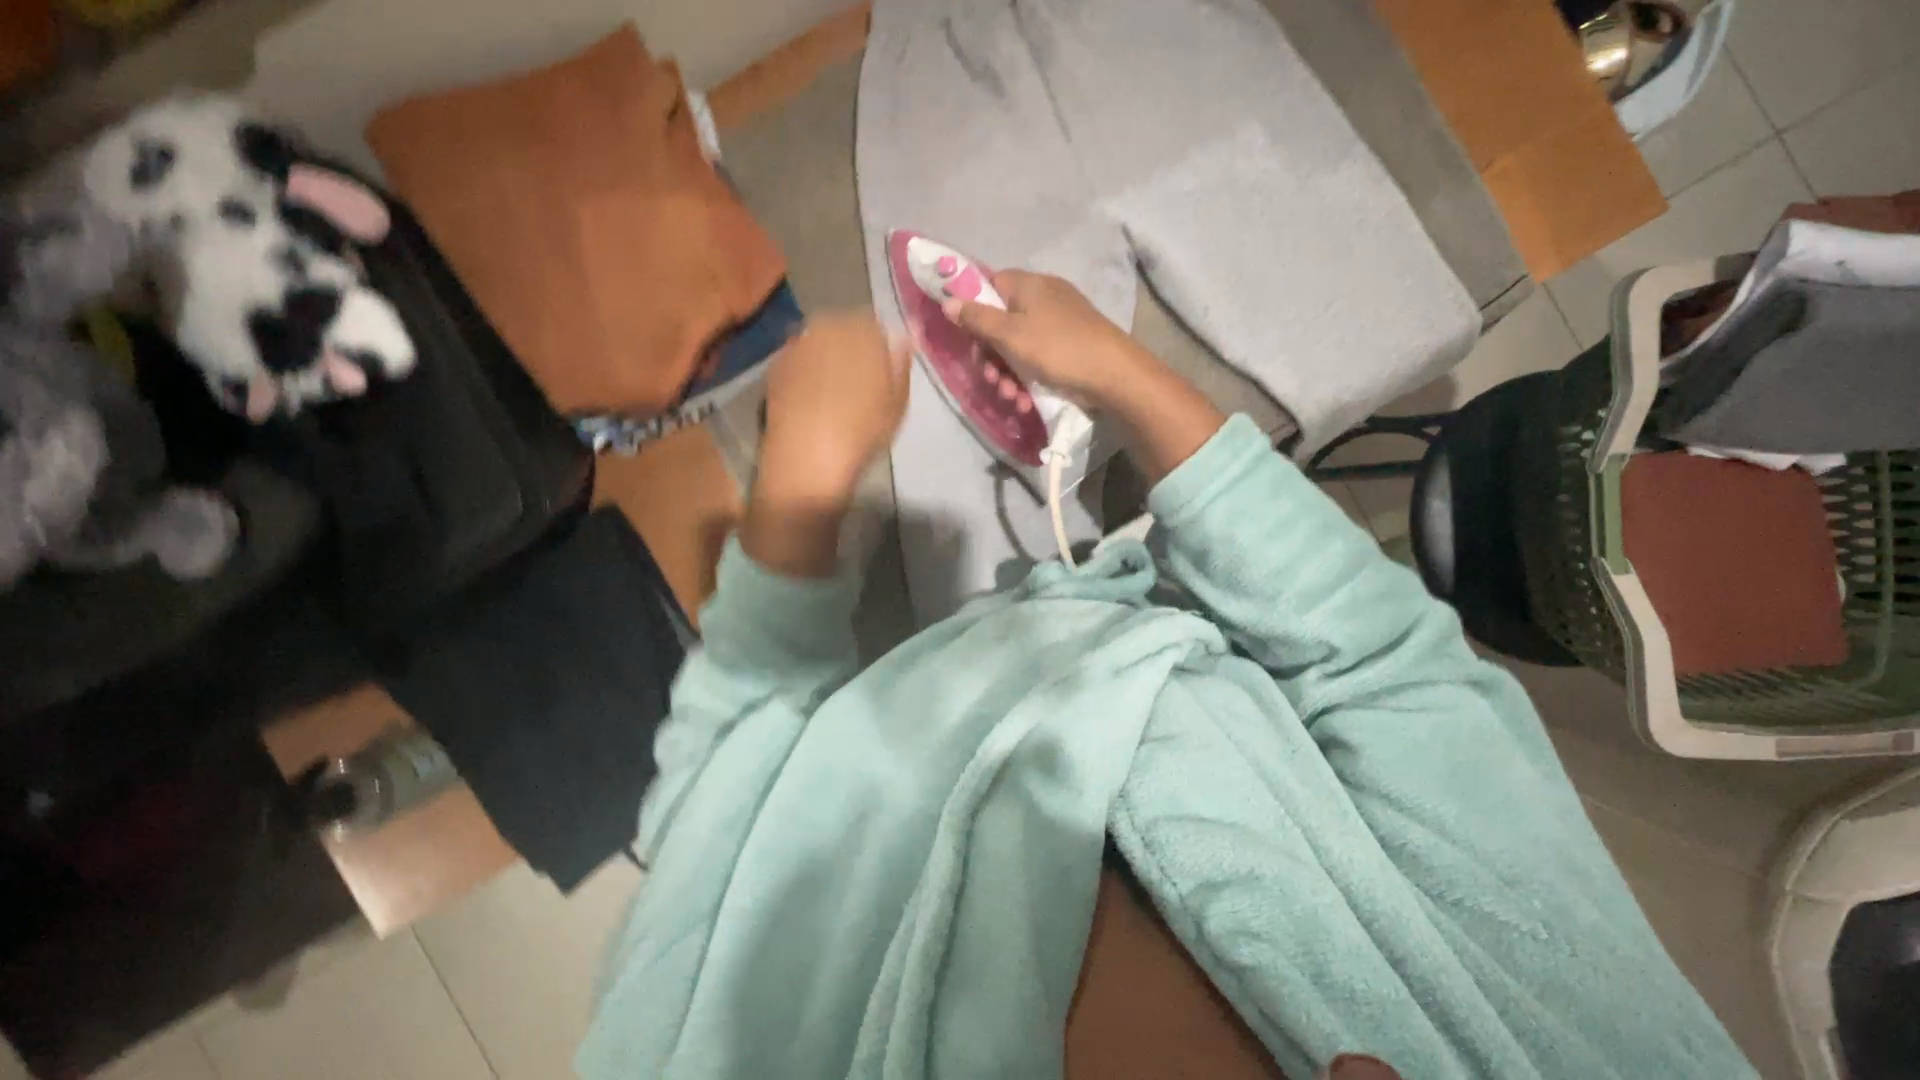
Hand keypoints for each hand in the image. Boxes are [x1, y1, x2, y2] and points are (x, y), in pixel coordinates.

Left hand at [757, 313, 910, 508]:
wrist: (808, 456)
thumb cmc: (863, 432)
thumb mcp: (897, 402)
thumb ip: (900, 363)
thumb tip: (902, 336)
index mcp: (864, 330)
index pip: (874, 324)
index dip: (877, 346)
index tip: (880, 371)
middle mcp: (828, 326)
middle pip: (842, 328)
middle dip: (849, 347)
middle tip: (856, 381)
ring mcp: (797, 343)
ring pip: (817, 341)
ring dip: (825, 357)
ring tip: (831, 390)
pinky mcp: (775, 364)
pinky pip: (796, 358)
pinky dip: (804, 370)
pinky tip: (808, 397)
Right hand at [943, 270, 1160, 408]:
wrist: (1112, 373)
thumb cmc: (1056, 347)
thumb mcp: (1009, 335)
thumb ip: (977, 318)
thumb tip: (948, 300)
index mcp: (1026, 284)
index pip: (988, 284)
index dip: (973, 308)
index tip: (966, 336)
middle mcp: (1042, 296)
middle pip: (1001, 321)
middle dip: (990, 355)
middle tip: (989, 378)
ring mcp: (1058, 320)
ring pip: (1018, 345)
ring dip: (1007, 374)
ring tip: (1010, 397)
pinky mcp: (1069, 344)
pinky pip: (1038, 357)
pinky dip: (1028, 377)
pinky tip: (1026, 400)